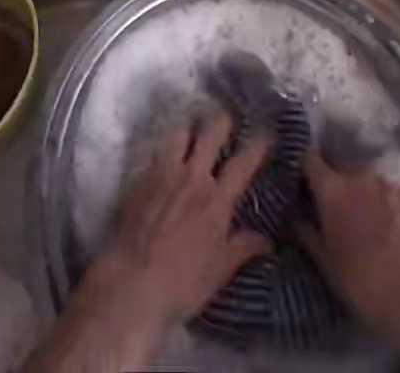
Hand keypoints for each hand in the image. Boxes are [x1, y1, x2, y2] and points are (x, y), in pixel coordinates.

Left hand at [25, 111, 270, 372]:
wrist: (131, 281)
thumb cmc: (182, 281)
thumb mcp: (219, 271)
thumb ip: (242, 248)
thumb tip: (267, 240)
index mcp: (216, 200)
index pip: (242, 164)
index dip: (256, 146)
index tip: (265, 134)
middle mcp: (192, 178)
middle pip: (210, 134)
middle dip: (221, 121)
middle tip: (226, 118)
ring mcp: (163, 173)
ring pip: (179, 133)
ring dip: (189, 129)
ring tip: (193, 132)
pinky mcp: (141, 178)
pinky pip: (156, 152)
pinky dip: (165, 149)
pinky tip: (165, 157)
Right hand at [294, 149, 399, 345]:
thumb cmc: (364, 283)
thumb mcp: (326, 263)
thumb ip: (304, 233)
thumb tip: (289, 216)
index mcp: (332, 189)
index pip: (308, 157)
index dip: (298, 161)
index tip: (290, 169)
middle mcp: (358, 177)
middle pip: (335, 169)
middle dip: (327, 183)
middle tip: (320, 205)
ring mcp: (386, 186)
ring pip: (359, 181)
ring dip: (352, 193)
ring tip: (350, 218)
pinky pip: (381, 193)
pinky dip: (373, 202)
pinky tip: (375, 225)